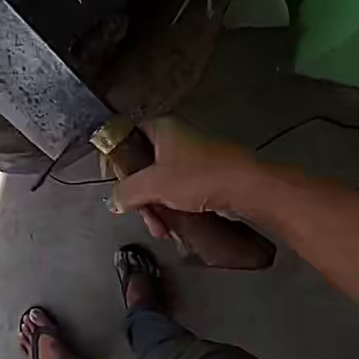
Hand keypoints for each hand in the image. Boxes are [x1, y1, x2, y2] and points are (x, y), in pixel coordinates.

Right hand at [111, 118, 264, 238]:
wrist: (245, 188)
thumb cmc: (199, 178)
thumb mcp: (153, 185)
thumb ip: (126, 191)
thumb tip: (113, 201)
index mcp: (161, 129)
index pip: (126, 138)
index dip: (117, 162)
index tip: (115, 185)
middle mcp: (176, 138)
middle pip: (143, 168)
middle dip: (141, 198)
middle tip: (146, 216)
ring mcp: (192, 157)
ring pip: (161, 184)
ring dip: (156, 208)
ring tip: (162, 229)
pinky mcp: (204, 176)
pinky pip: (178, 192)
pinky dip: (173, 208)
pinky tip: (173, 227)